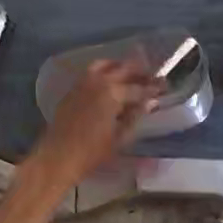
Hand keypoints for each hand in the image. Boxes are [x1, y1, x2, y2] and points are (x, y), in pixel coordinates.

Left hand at [27, 58, 162, 186]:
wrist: (58, 157)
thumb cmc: (92, 152)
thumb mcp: (120, 137)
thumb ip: (135, 116)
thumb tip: (149, 102)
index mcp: (113, 93)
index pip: (139, 87)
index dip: (154, 87)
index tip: (165, 85)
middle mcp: (99, 81)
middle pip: (124, 69)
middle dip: (140, 72)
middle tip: (152, 76)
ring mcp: (83, 83)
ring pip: (106, 65)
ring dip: (121, 68)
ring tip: (131, 76)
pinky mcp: (73, 88)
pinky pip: (92, 72)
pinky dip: (105, 72)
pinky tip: (110, 82)